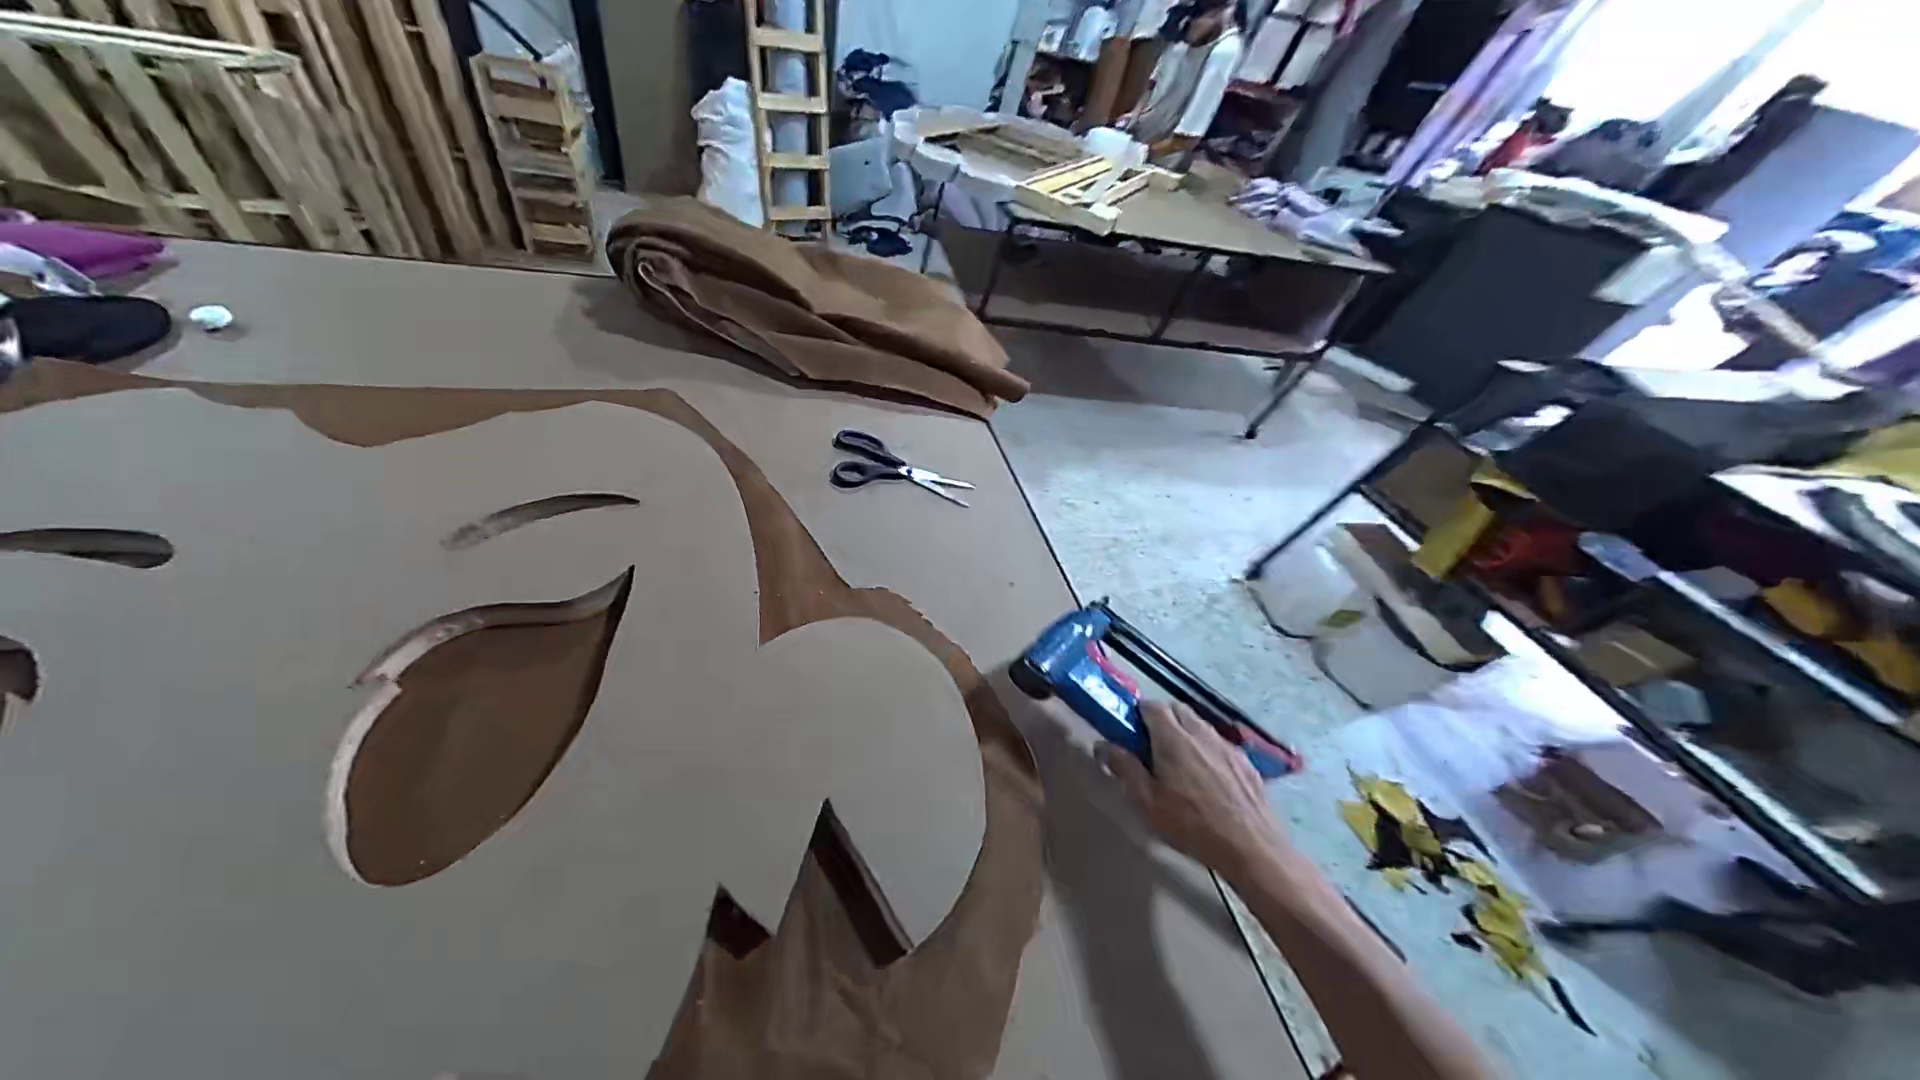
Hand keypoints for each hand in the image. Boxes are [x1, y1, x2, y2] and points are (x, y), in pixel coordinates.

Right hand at [1098, 701, 1287, 877]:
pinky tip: (1207, 778)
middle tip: (1152, 747)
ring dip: (1185, 732)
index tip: (1131, 733)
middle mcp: (1201, 733)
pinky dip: (1207, 748)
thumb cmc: (1192, 826)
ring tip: (1179, 764)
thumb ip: (1125, 768)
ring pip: (1200, 724)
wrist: (1252, 849)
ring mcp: (1227, 746)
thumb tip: (1103, 745)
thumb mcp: (1147, 802)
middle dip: (1162, 719)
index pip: (1152, 706)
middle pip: (1177, 709)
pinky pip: (1219, 743)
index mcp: (1173, 738)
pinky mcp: (1246, 762)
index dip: (1138, 714)